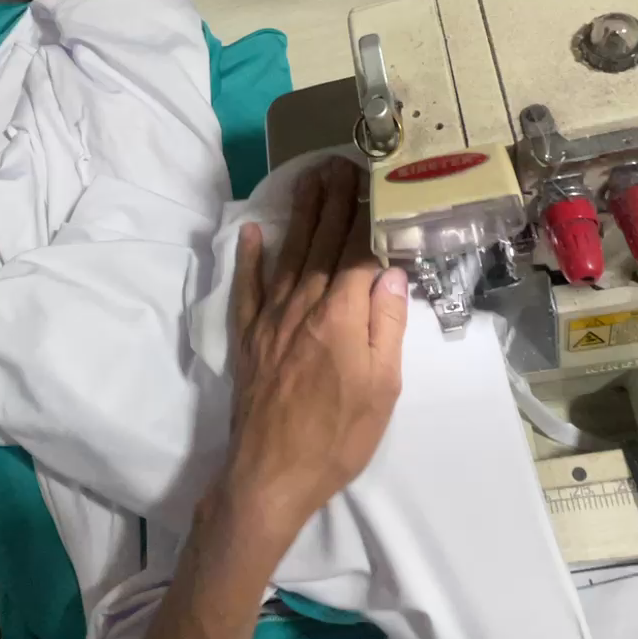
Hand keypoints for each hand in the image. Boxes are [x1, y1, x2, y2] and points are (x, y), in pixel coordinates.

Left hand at [217, 157, 408, 546]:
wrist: (271, 475)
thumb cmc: (337, 437)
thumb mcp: (382, 389)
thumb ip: (386, 326)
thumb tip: (391, 274)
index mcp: (341, 317)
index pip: (358, 254)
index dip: (367, 217)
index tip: (375, 184)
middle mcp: (303, 306)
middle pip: (322, 243)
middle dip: (334, 201)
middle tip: (341, 163)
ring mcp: (270, 319)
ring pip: (288, 254)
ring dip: (300, 214)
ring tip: (309, 179)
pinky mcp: (247, 336)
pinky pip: (246, 287)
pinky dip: (249, 257)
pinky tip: (253, 231)